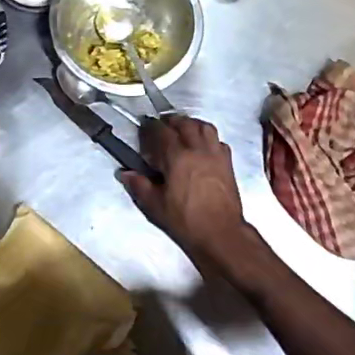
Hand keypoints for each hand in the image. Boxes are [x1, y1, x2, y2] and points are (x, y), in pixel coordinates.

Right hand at [120, 115, 259, 272]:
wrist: (220, 233)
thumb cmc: (188, 220)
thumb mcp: (156, 206)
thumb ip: (140, 186)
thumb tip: (126, 174)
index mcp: (177, 157)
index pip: (162, 131)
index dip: (151, 127)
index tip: (145, 129)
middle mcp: (198, 150)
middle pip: (185, 123)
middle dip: (172, 121)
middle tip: (163, 126)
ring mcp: (215, 155)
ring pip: (205, 127)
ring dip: (192, 125)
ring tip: (184, 130)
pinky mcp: (228, 163)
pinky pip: (219, 141)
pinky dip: (209, 138)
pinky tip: (204, 147)